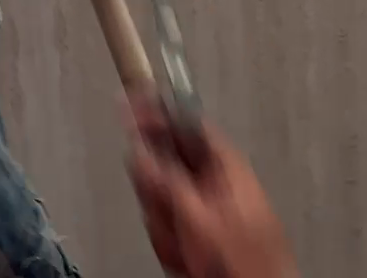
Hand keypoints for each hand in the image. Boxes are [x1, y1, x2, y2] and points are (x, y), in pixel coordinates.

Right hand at [125, 94, 295, 277]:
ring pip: (158, 193)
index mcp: (224, 165)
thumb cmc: (239, 258)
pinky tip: (186, 260)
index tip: (127, 106)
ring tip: (183, 249)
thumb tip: (136, 147)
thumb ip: (165, 179)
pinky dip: (169, 242)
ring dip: (163, 222)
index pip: (186, 121)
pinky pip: (164, 221)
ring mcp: (203, 207)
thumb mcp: (199, 216)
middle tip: (162, 209)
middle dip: (155, 189)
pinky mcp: (195, 231)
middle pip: (163, 160)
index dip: (157, 111)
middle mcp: (212, 180)